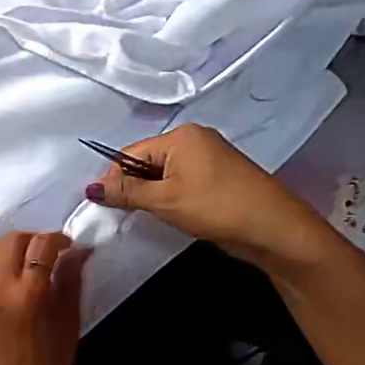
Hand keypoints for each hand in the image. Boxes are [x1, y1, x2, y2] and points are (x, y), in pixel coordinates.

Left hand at [0, 231, 87, 364]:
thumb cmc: (53, 362)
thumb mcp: (69, 319)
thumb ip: (70, 280)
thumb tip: (77, 251)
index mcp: (30, 293)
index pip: (41, 245)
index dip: (58, 238)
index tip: (70, 246)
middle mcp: (2, 289)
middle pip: (11, 240)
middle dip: (33, 238)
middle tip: (51, 251)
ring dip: (17, 250)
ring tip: (37, 265)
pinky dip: (7, 268)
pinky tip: (23, 284)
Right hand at [85, 123, 339, 274]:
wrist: (271, 228)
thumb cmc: (216, 207)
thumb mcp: (164, 200)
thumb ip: (127, 192)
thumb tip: (92, 187)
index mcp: (181, 136)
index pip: (131, 152)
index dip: (114, 178)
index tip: (103, 204)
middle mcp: (195, 140)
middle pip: (146, 161)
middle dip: (132, 187)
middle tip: (124, 214)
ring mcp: (208, 159)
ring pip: (162, 175)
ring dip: (150, 195)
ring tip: (148, 216)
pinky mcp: (216, 179)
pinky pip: (180, 183)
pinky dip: (168, 198)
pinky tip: (169, 215)